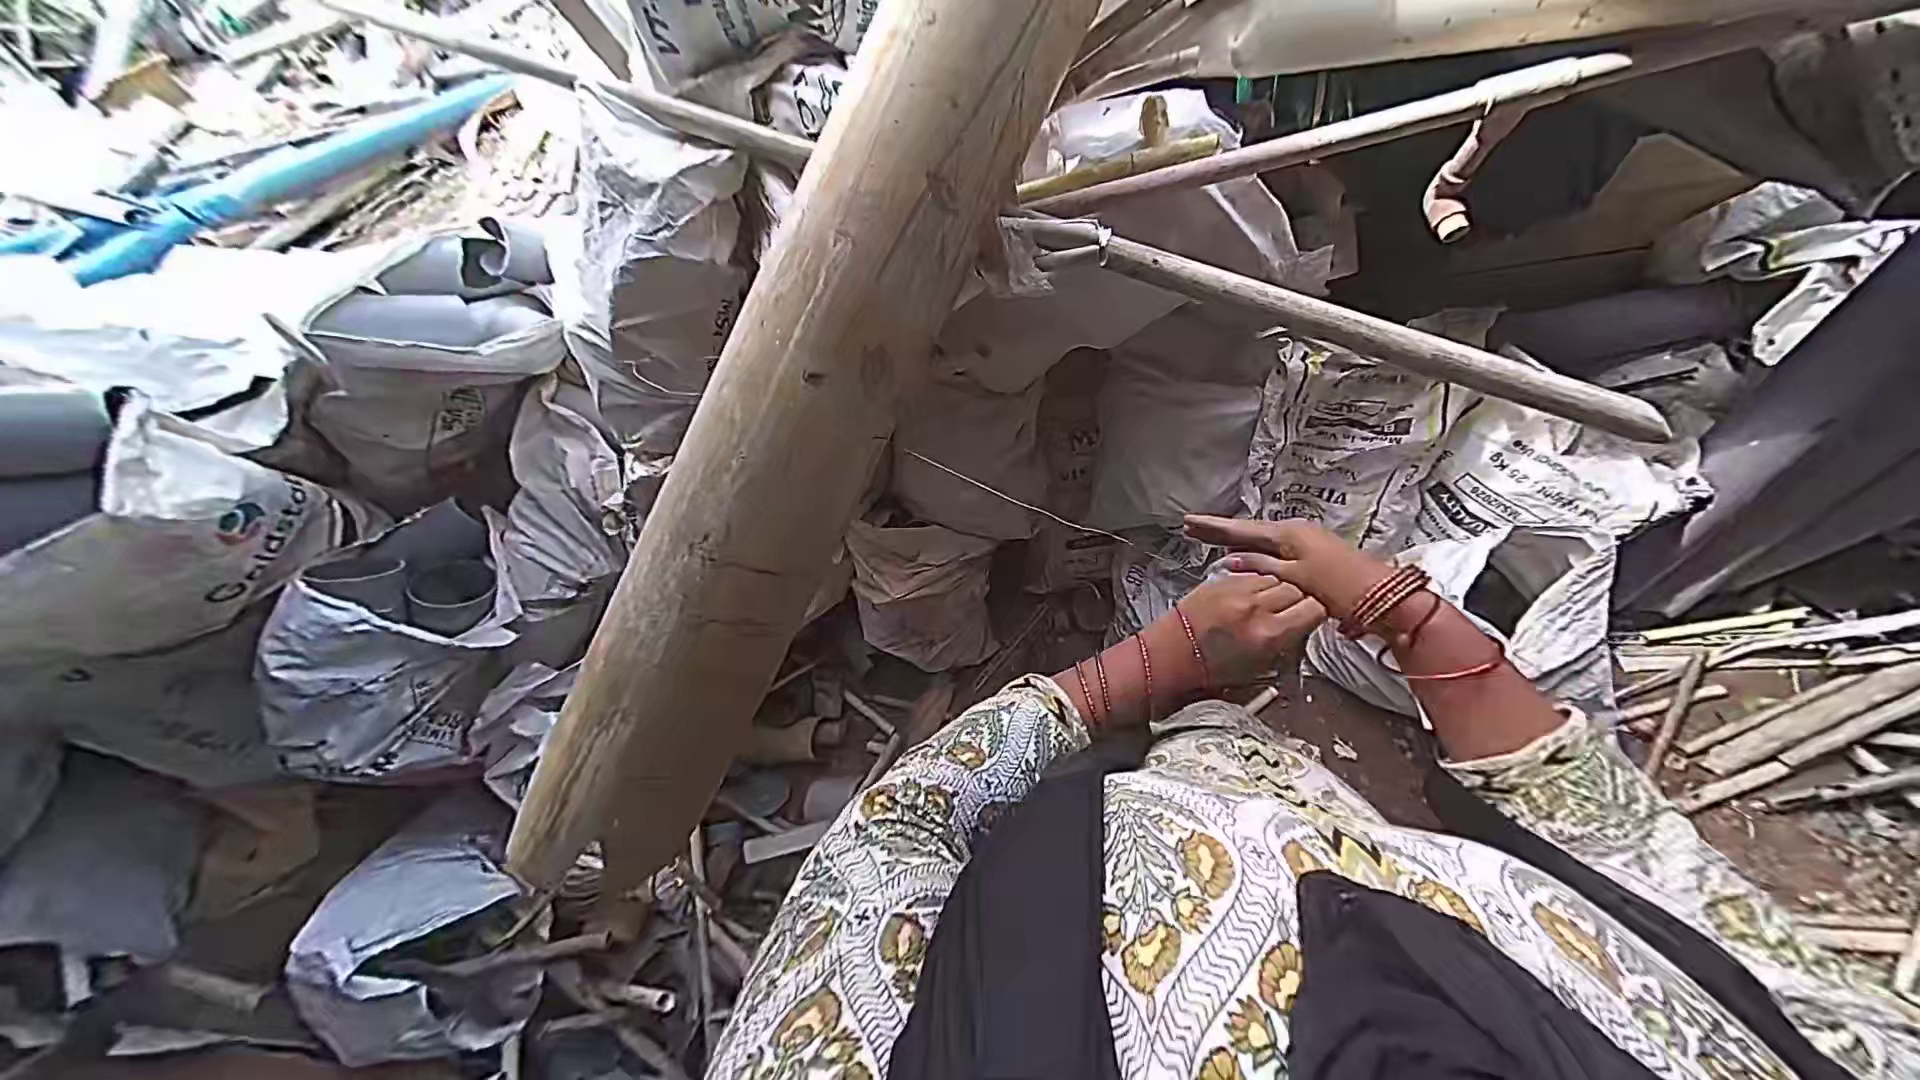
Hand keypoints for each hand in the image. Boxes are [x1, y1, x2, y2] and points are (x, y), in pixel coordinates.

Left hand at [1167, 572, 1326, 685]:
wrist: (1172, 654)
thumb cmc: (1212, 668)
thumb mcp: (1260, 664)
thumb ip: (1287, 641)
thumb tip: (1304, 624)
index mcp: (1269, 633)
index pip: (1314, 608)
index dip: (1315, 612)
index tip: (1310, 617)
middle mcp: (1255, 607)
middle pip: (1296, 589)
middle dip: (1297, 599)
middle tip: (1290, 610)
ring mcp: (1236, 590)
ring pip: (1275, 577)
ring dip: (1276, 588)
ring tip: (1267, 602)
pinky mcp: (1220, 580)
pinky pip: (1250, 574)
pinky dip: (1255, 583)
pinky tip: (1248, 596)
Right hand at [1182, 515, 1392, 620]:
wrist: (1386, 598)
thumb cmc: (1341, 587)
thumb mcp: (1296, 577)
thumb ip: (1262, 566)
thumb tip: (1232, 560)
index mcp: (1288, 533)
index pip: (1241, 529)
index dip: (1213, 528)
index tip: (1189, 523)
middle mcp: (1294, 532)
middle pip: (1248, 530)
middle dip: (1219, 531)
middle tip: (1191, 527)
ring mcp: (1303, 542)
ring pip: (1258, 538)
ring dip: (1233, 539)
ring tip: (1207, 537)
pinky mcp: (1308, 554)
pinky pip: (1269, 547)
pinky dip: (1250, 548)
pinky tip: (1239, 552)